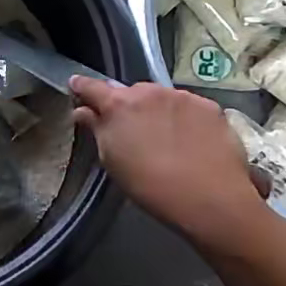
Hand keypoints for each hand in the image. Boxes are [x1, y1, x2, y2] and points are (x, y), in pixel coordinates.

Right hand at [70, 77, 269, 242]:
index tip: (75, 86)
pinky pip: (188, 106)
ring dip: (157, 111)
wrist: (210, 198)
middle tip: (131, 131)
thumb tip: (83, 112)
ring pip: (161, 98)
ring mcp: (182, 96)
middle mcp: (149, 92)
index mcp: (118, 105)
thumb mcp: (112, 161)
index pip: (92, 87)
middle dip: (127, 106)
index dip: (81, 87)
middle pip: (130, 92)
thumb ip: (97, 130)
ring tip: (165, 139)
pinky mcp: (209, 106)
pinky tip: (190, 141)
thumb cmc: (149, 186)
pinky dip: (184, 118)